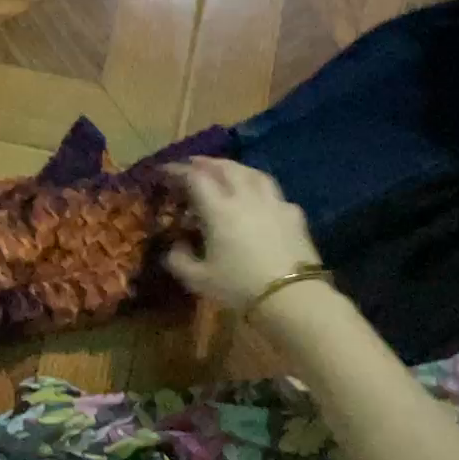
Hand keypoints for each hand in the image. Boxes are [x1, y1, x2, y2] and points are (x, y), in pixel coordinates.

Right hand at [164, 157, 322, 310]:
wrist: (291, 297)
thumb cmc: (239, 287)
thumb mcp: (198, 280)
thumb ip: (179, 260)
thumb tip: (176, 246)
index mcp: (219, 210)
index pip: (195, 178)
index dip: (177, 170)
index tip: (165, 170)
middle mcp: (246, 198)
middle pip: (226, 168)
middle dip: (206, 162)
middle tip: (193, 163)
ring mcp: (274, 203)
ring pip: (253, 173)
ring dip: (235, 167)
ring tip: (227, 170)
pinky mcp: (293, 214)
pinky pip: (273, 192)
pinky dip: (259, 187)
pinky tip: (258, 197)